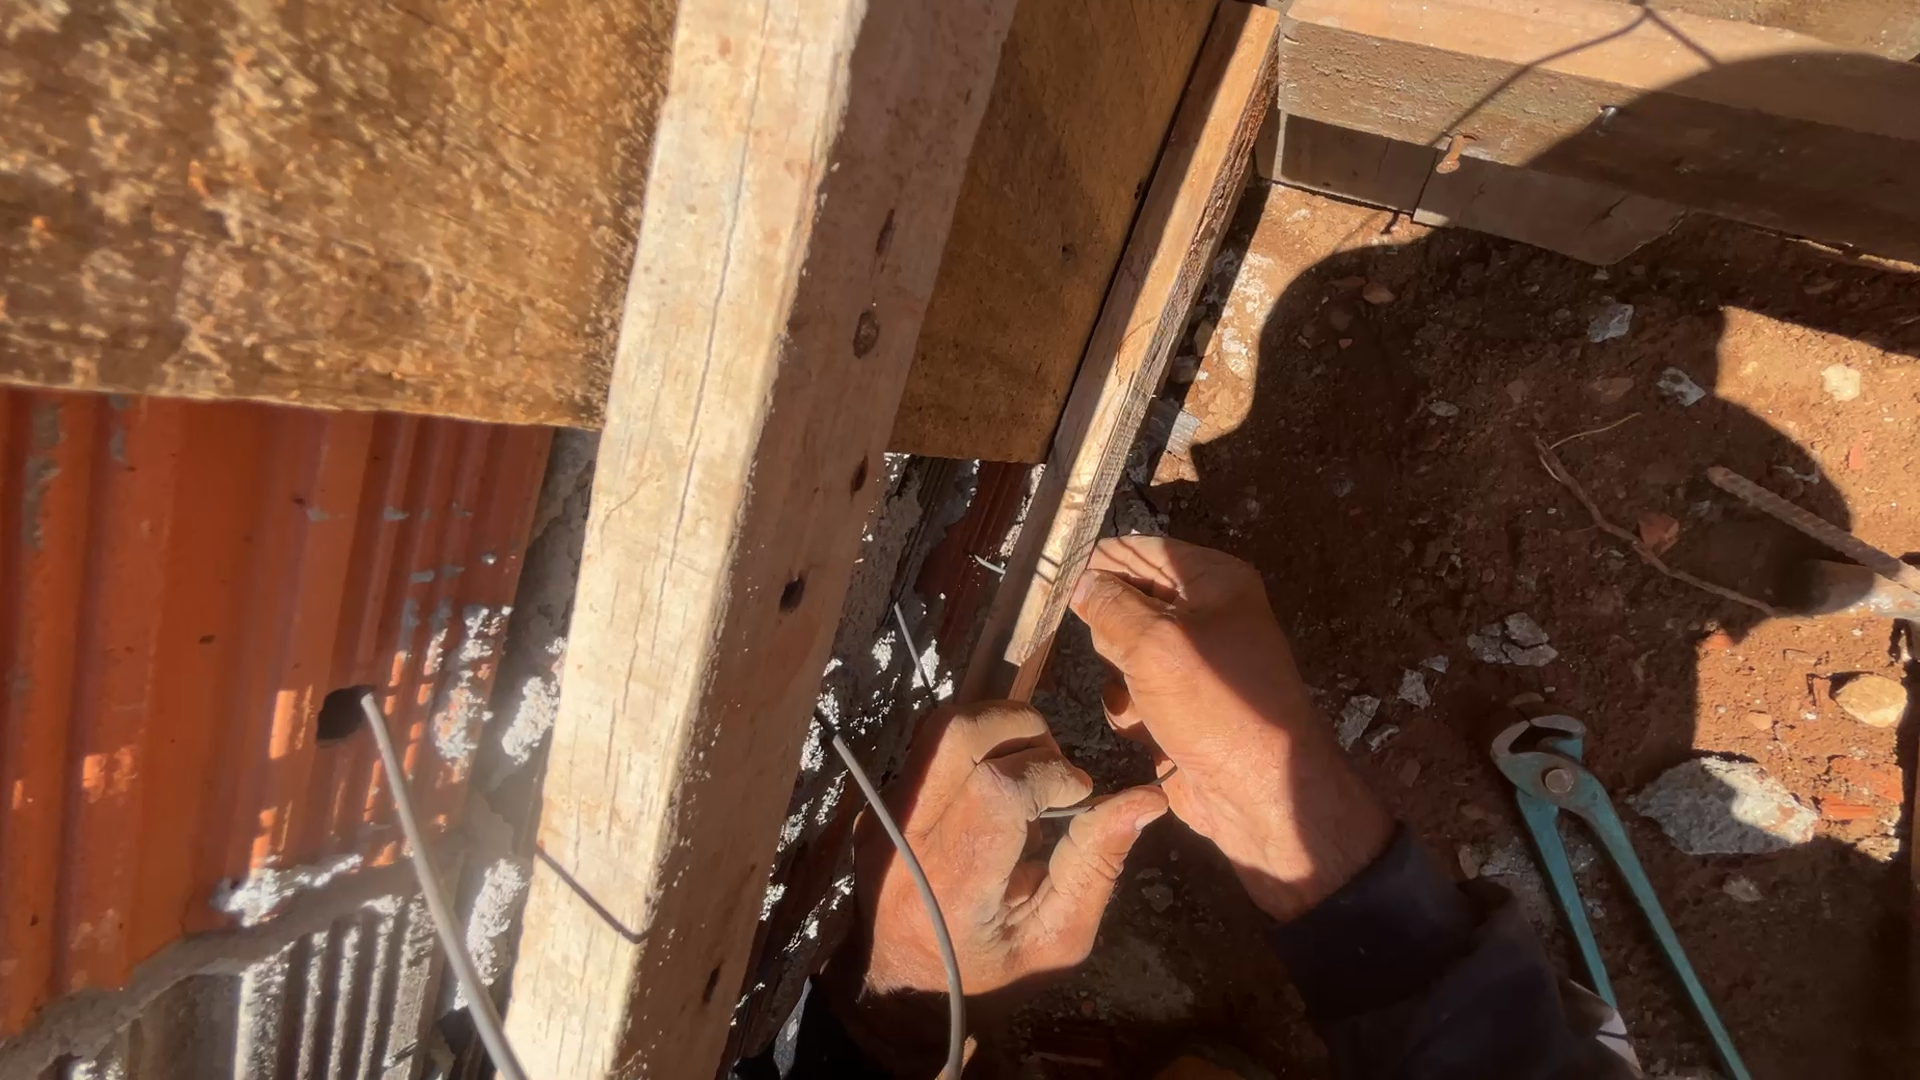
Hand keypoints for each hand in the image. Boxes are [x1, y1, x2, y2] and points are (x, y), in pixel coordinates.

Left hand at [830, 701, 1167, 1064]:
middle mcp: (909, 834)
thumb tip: (1148, 799)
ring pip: (943, 725)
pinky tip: (993, 776)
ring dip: (1000, 726)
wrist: (895, 971)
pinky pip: (932, 739)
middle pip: (962, 735)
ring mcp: (886, 807)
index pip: (997, 789)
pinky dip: (977, 742)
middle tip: (1051, 768)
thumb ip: (1097, 865)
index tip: (1076, 792)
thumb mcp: (1055, 936)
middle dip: (1025, 731)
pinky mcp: (880, 791)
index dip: (1049, 773)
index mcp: (956, 883)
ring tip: (1026, 764)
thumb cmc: (984, 964)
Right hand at [1068, 536, 1390, 919]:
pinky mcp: (1177, 703)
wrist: (1258, 795)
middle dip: (1112, 629)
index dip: (1102, 558)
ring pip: (1120, 649)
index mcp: (1213, 582)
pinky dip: (1132, 708)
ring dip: (1121, 675)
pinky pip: (1130, 690)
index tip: (1056, 571)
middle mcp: (1204, 614)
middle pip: (1127, 600)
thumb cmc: (1214, 703)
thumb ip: (1108, 604)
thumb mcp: (1153, 643)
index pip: (1144, 550)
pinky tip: (1149, 728)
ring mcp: (1189, 663)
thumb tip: (1079, 580)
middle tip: (1120, 651)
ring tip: (1143, 698)